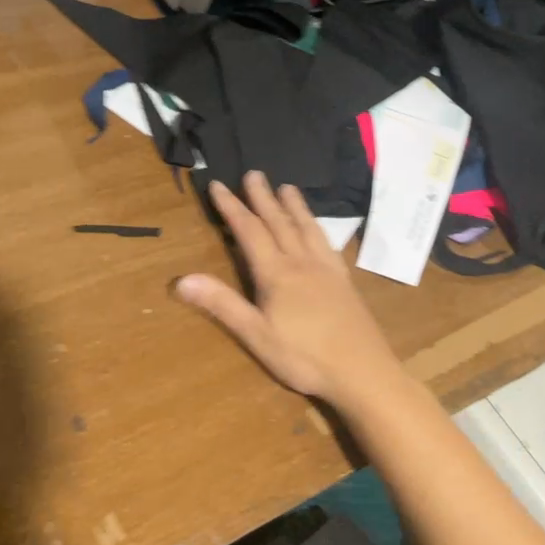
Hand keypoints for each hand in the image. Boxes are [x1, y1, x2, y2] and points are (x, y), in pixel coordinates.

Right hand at [174, 171, 402, 404]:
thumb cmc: (304, 357)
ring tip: (287, 187)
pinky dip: (316, 228)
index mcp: (277, 274)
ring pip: (306, 228)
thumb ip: (222, 304)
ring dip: (293, 206)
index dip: (232, 208)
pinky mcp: (344, 281)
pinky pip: (327, 243)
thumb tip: (182, 279)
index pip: (249, 231)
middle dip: (263, 198)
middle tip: (253, 173)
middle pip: (279, 222)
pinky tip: (317, 230)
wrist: (363, 372)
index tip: (218, 185)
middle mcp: (302, 262)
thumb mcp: (256, 335)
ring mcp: (327, 270)